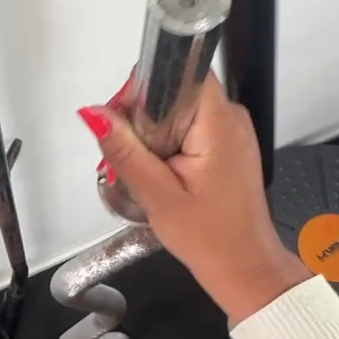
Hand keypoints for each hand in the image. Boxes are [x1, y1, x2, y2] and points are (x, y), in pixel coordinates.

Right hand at [81, 76, 312, 321]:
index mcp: (218, 122)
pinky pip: (186, 127)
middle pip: (171, 90)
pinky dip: (165, 146)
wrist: (244, 267)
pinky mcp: (224, 144)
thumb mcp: (156, 195)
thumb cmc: (210, 238)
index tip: (124, 123)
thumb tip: (94, 114)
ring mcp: (229, 130)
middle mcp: (229, 116)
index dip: (143, 89)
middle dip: (140, 119)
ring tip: (146, 173)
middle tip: (129, 160)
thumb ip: (124, 151)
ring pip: (175, 109)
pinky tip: (160, 175)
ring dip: (150, 135)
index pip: (177, 71)